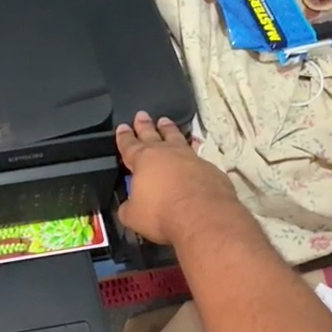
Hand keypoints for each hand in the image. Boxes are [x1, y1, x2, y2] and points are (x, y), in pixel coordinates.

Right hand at [115, 111, 244, 245]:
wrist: (204, 216)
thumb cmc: (162, 213)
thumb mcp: (133, 216)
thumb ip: (128, 208)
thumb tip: (127, 207)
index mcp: (143, 160)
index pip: (129, 144)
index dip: (124, 136)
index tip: (122, 127)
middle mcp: (166, 153)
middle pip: (152, 134)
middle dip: (145, 125)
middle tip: (142, 114)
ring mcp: (190, 158)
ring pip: (176, 138)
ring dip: (169, 130)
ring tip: (165, 122)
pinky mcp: (209, 168)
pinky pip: (197, 157)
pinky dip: (191, 156)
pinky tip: (192, 159)